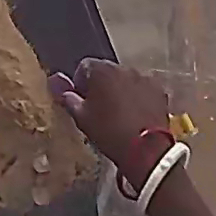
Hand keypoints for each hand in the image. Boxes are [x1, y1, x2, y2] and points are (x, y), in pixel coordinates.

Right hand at [48, 59, 169, 185]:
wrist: (146, 149)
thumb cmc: (108, 131)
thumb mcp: (81, 117)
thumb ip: (67, 96)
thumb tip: (55, 80)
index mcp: (101, 70)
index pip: (83, 66)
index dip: (80, 83)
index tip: (82, 101)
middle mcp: (123, 67)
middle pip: (106, 71)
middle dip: (101, 85)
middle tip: (99, 109)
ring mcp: (144, 78)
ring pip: (125, 80)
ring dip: (119, 90)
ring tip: (119, 114)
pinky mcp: (159, 91)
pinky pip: (142, 89)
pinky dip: (137, 97)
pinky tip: (135, 116)